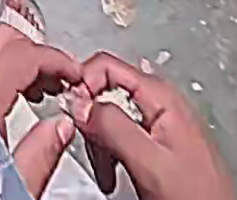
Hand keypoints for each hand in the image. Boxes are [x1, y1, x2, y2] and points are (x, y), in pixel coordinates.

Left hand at [0, 25, 83, 196]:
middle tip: (58, 78)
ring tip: (34, 85)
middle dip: (34, 51)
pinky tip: (2, 88)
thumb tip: (62, 127)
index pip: (23, 53)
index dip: (55, 59)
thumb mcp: (12, 185)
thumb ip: (41, 153)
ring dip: (10, 54)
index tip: (74, 72)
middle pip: (1, 37)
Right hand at [70, 52, 235, 199]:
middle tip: (89, 144)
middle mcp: (161, 101)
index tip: (75, 110)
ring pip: (111, 113)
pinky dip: (111, 149)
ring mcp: (161, 122)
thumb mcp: (149, 162)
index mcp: (161, 95)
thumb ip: (112, 124)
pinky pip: (123, 132)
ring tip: (105, 168)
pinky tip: (114, 171)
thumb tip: (78, 99)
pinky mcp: (159, 142)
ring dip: (99, 138)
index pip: (105, 64)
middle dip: (92, 116)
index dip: (84, 83)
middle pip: (106, 88)